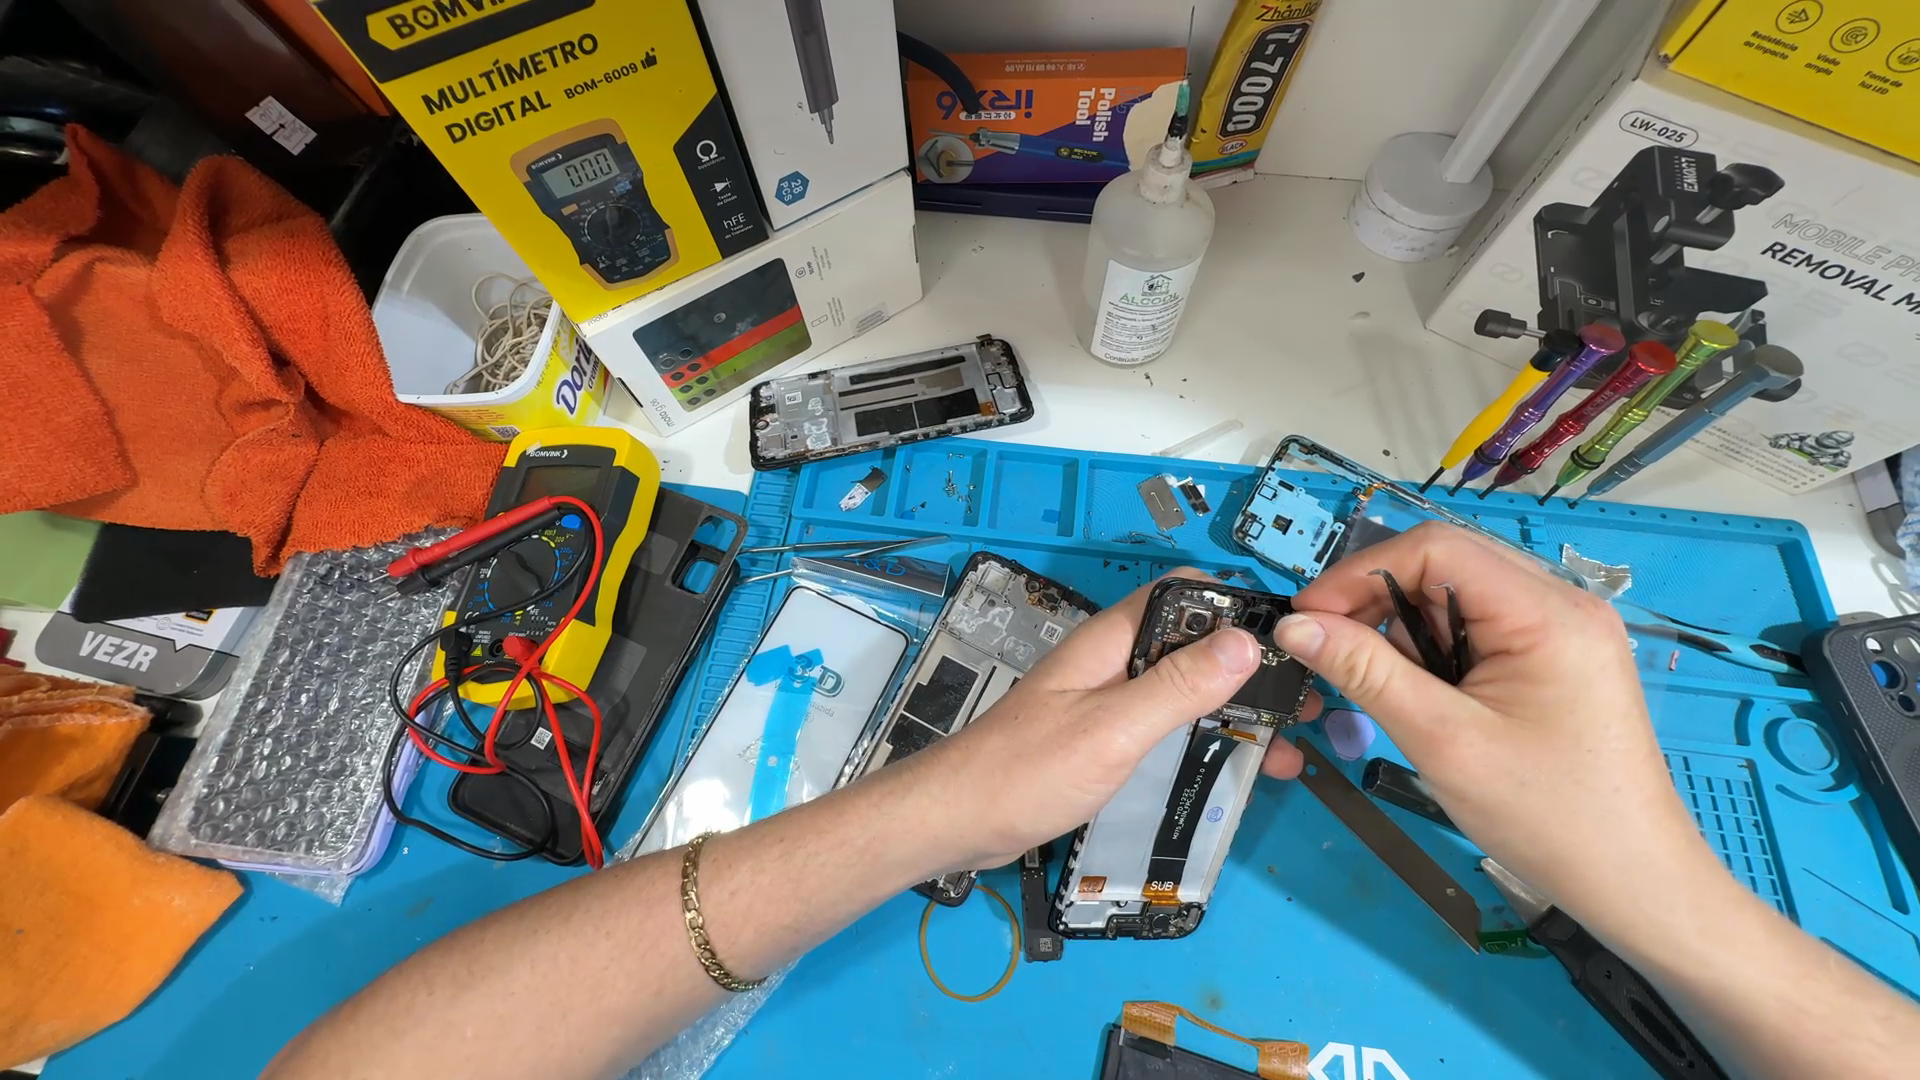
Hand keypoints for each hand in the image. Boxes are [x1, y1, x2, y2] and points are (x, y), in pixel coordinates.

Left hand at [910, 569, 1276, 870]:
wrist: (962, 818)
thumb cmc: (1031, 769)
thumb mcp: (1113, 728)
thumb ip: (1176, 686)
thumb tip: (1246, 640)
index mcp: (1112, 640)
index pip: (1183, 593)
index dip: (1236, 606)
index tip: (1290, 642)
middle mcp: (1111, 658)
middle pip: (1189, 641)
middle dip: (1245, 666)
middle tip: (1301, 707)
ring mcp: (1105, 696)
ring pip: (1179, 684)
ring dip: (1229, 705)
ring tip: (1286, 746)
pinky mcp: (1100, 732)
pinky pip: (1160, 719)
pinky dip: (1199, 732)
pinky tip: (1231, 763)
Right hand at [1268, 523, 1723, 940]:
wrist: (1635, 886)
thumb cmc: (1544, 813)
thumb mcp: (1440, 738)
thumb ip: (1363, 671)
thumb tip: (1292, 624)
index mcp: (1545, 612)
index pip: (1434, 549)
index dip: (1359, 572)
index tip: (1308, 618)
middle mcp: (1557, 603)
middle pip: (1439, 565)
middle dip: (1373, 600)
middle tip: (1328, 647)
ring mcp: (1557, 630)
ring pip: (1448, 595)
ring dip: (1399, 629)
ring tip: (1380, 683)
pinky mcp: (1548, 657)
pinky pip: (1468, 626)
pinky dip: (1426, 648)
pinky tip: (1419, 691)